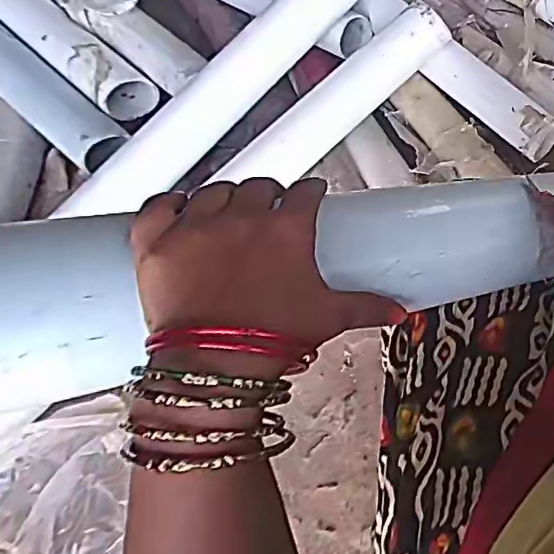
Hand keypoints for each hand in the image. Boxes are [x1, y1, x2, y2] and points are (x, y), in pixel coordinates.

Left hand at [130, 179, 405, 354]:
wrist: (213, 367)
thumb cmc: (270, 339)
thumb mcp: (328, 318)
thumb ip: (368, 307)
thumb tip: (397, 312)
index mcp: (287, 228)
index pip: (304, 191)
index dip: (310, 192)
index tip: (309, 196)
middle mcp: (242, 217)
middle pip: (259, 186)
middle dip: (268, 195)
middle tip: (269, 212)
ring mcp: (196, 226)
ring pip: (213, 191)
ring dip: (224, 198)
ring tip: (228, 214)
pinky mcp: (157, 242)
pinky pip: (159, 205)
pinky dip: (168, 204)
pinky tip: (179, 210)